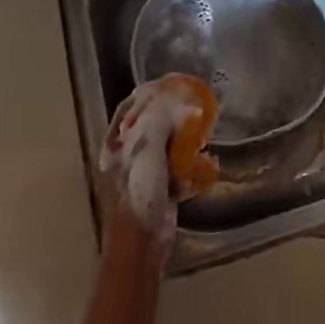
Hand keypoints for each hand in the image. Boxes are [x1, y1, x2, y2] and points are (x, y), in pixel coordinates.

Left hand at [97, 79, 197, 248]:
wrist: (143, 239)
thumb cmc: (139, 190)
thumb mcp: (147, 148)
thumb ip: (161, 120)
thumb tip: (185, 103)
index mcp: (118, 142)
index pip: (131, 108)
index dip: (151, 93)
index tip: (174, 84)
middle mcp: (127, 155)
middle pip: (150, 125)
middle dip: (171, 115)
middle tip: (194, 105)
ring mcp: (143, 173)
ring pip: (165, 146)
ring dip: (183, 139)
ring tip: (202, 131)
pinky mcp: (160, 191)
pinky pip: (177, 170)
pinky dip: (190, 166)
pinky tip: (206, 163)